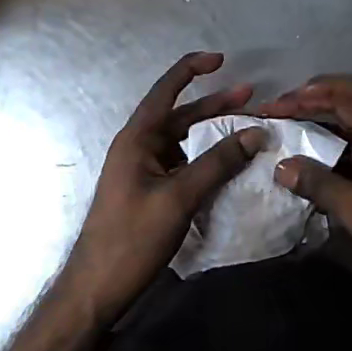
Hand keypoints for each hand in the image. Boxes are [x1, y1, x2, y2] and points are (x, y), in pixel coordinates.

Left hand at [59, 53, 266, 319]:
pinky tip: (229, 165)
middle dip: (215, 104)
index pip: (166, 89)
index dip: (192, 69)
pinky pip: (182, 163)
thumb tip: (256, 133)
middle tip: (251, 97)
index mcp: (137, 137)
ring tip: (246, 130)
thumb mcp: (180, 197)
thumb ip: (218, 163)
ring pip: (183, 140)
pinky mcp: (149, 190)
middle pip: (180, 114)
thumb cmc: (132, 238)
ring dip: (213, 133)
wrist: (95, 291)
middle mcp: (138, 146)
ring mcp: (143, 169)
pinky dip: (205, 158)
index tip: (221, 60)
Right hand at [262, 75, 351, 298]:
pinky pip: (343, 143)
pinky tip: (297, 150)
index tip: (288, 100)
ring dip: (313, 119)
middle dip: (311, 99)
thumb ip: (319, 185)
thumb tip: (280, 166)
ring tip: (279, 123)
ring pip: (343, 121)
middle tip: (275, 108)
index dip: (322, 89)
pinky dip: (320, 142)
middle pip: (348, 100)